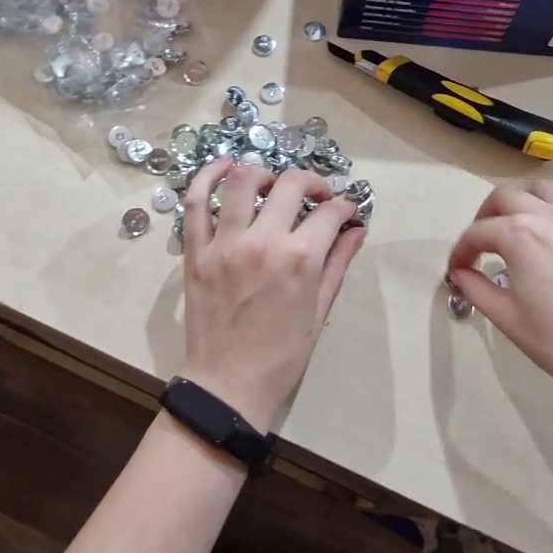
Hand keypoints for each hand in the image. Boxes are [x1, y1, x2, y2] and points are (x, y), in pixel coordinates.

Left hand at [178, 157, 367, 428]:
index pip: (330, 212)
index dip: (344, 205)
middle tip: (317, 195)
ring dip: (265, 174)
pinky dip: (208, 176)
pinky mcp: (196, 251)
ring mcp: (225, 243)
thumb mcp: (319, 310)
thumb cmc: (282, 356)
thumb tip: (357, 228)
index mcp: (300, 259)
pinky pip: (196, 202)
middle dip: (313, 182)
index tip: (346, 209)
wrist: (228, 386)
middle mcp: (264, 241)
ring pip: (244, 182)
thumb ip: (338, 263)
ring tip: (274, 185)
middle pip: (291, 184)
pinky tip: (224, 166)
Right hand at [446, 183, 552, 412]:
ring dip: (525, 204)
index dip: (461, 250)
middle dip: (486, 217)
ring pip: (545, 191)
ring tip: (522, 229)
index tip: (457, 269)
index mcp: (518, 235)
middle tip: (483, 245)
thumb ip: (476, 288)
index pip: (477, 232)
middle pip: (505, 197)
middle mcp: (548, 216)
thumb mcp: (506, 317)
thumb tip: (459, 273)